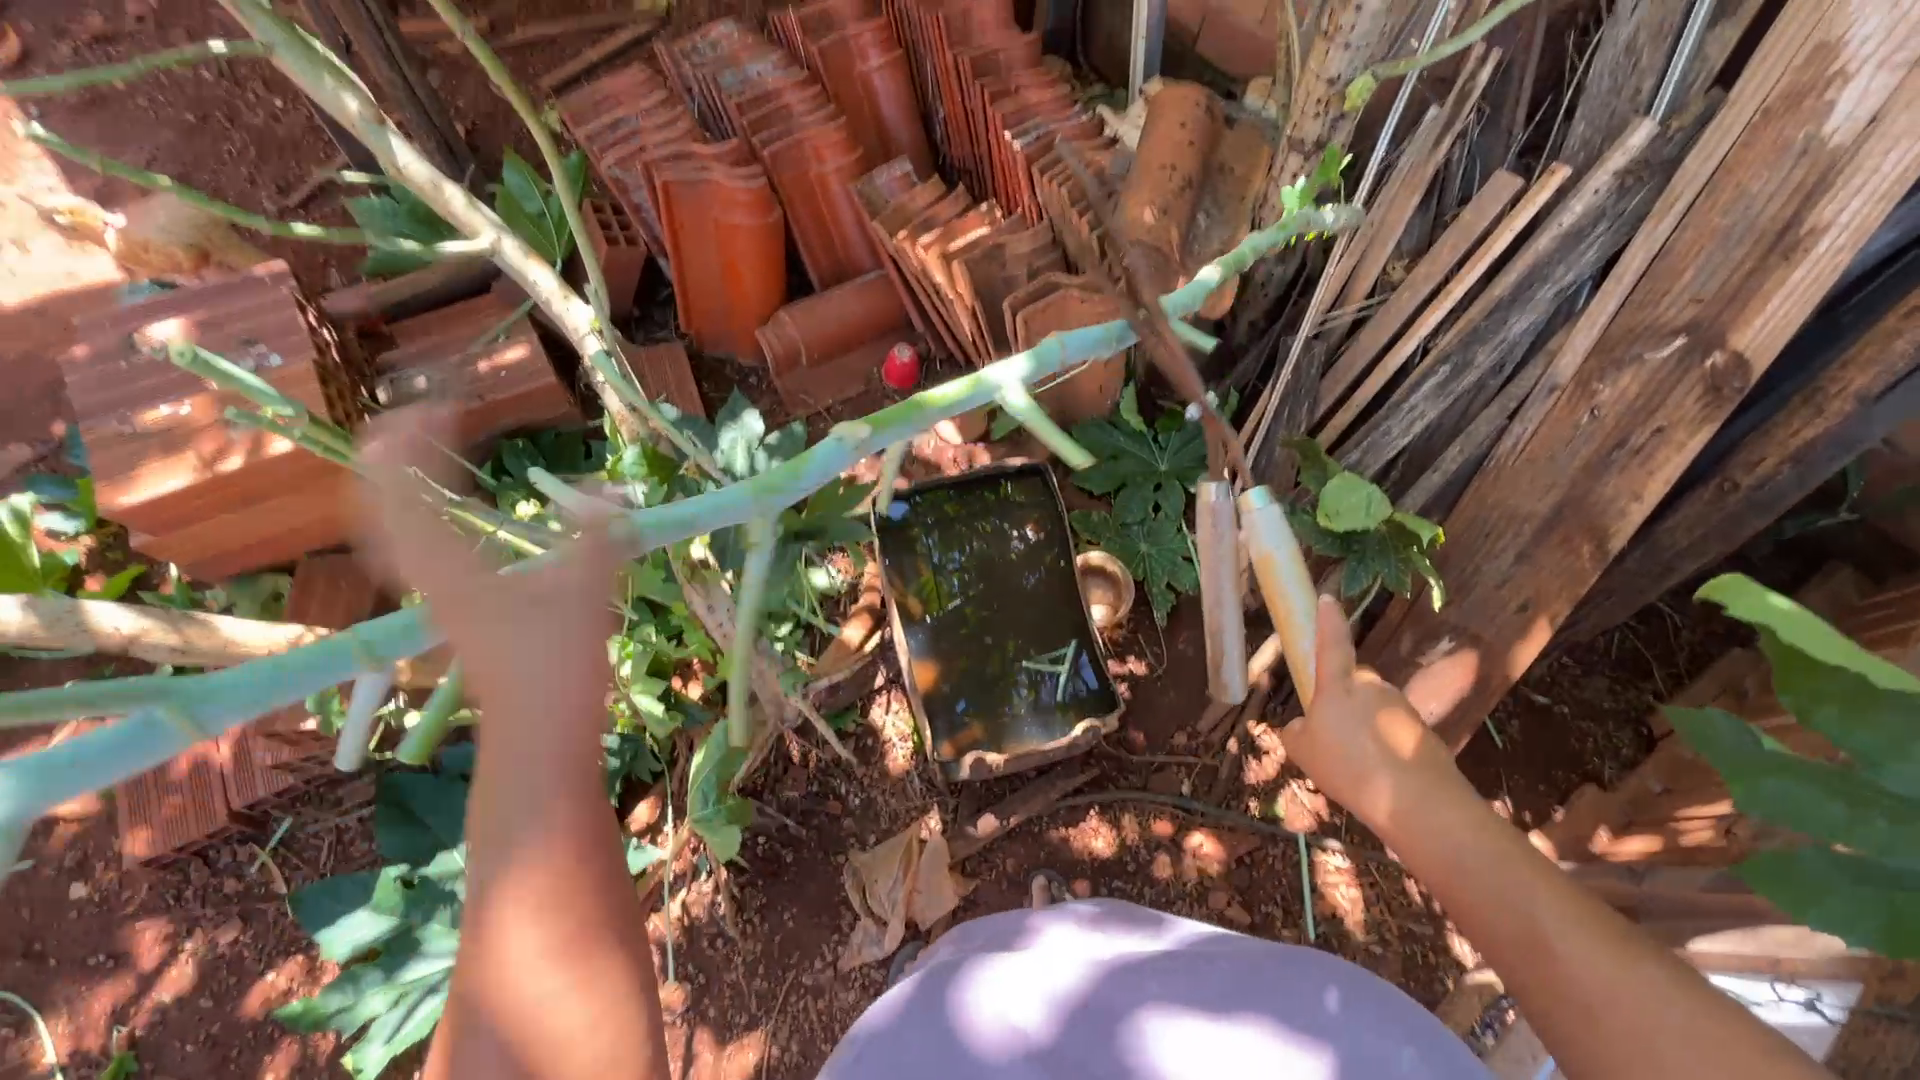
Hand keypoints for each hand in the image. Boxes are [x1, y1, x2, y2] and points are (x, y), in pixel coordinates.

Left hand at [357, 407, 623, 727]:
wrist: (538, 738)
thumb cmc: (557, 669)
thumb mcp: (585, 594)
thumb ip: (596, 537)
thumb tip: (611, 492)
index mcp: (450, 567)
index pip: (406, 487)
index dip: (416, 438)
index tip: (447, 404)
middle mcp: (427, 578)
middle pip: (377, 505)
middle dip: (390, 455)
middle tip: (417, 418)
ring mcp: (435, 597)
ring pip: (389, 529)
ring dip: (397, 485)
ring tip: (422, 454)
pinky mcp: (452, 613)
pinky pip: (413, 549)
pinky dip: (418, 517)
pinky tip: (449, 515)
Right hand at [1279, 596, 1469, 830]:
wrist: (1414, 799)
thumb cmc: (1347, 768)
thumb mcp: (1302, 752)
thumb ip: (1297, 731)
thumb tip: (1304, 725)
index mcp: (1338, 687)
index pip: (1331, 645)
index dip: (1328, 622)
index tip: (1329, 599)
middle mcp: (1371, 688)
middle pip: (1353, 684)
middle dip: (1344, 702)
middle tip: (1333, 738)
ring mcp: (1400, 707)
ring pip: (1374, 710)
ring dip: (1365, 728)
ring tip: (1357, 767)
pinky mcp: (1421, 731)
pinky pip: (1392, 733)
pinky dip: (1384, 748)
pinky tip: (1379, 777)